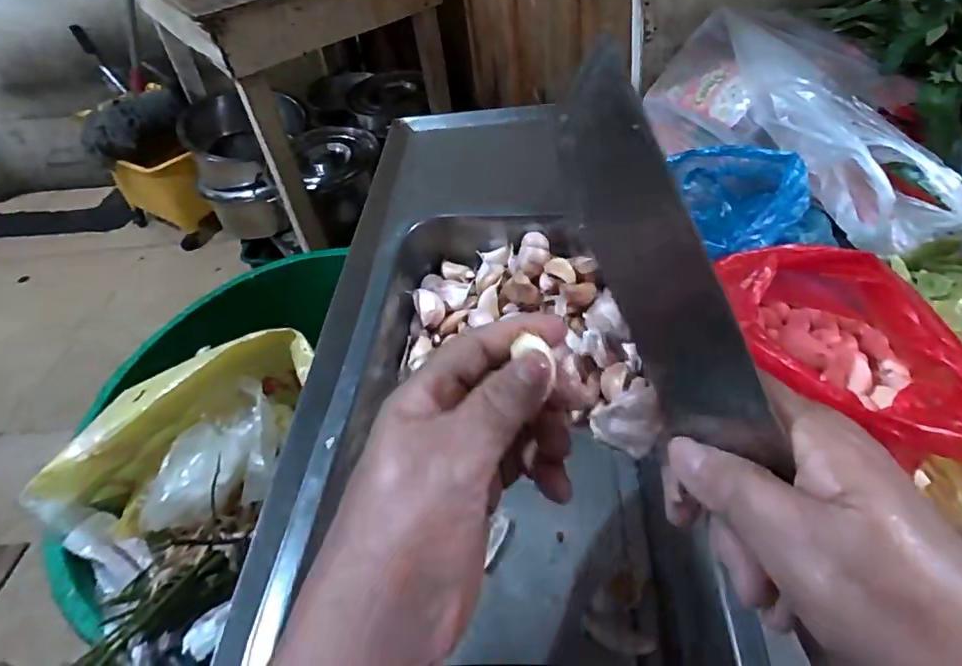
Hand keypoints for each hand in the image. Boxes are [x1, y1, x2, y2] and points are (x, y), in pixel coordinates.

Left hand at [274, 315, 591, 665]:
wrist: (382, 630)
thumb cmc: (411, 525)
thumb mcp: (457, 454)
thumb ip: (502, 400)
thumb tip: (541, 354)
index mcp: (424, 399)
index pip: (475, 347)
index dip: (518, 334)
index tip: (564, 332)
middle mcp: (442, 422)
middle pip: (502, 384)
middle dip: (541, 390)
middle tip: (579, 403)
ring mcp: (459, 460)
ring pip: (515, 424)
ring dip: (545, 433)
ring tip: (563, 457)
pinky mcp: (475, 495)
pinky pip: (517, 463)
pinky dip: (540, 470)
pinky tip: (557, 491)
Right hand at [664, 380, 961, 665]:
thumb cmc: (876, 585)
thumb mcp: (789, 536)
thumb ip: (729, 484)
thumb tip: (678, 443)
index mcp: (812, 428)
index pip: (737, 393)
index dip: (698, 428)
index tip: (674, 483)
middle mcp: (824, 448)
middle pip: (746, 459)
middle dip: (733, 520)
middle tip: (745, 575)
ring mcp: (840, 489)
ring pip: (766, 503)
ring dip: (757, 557)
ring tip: (777, 603)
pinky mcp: (852, 528)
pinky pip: (795, 531)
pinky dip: (785, 570)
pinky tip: (797, 609)